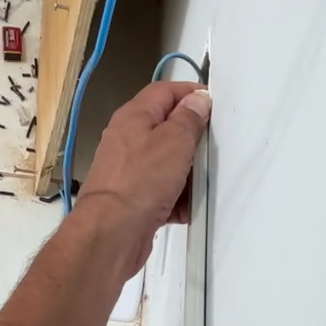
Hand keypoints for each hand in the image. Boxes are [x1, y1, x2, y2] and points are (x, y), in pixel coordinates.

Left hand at [73, 82, 210, 275]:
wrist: (111, 234)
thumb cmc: (141, 182)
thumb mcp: (174, 141)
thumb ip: (188, 118)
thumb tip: (197, 100)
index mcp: (134, 117)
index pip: (164, 92)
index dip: (190, 94)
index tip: (214, 105)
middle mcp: (127, 141)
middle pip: (166, 131)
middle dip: (191, 141)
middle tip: (211, 149)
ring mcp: (129, 173)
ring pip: (166, 166)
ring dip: (186, 176)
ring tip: (201, 184)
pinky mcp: (133, 201)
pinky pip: (161, 194)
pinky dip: (175, 201)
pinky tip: (186, 210)